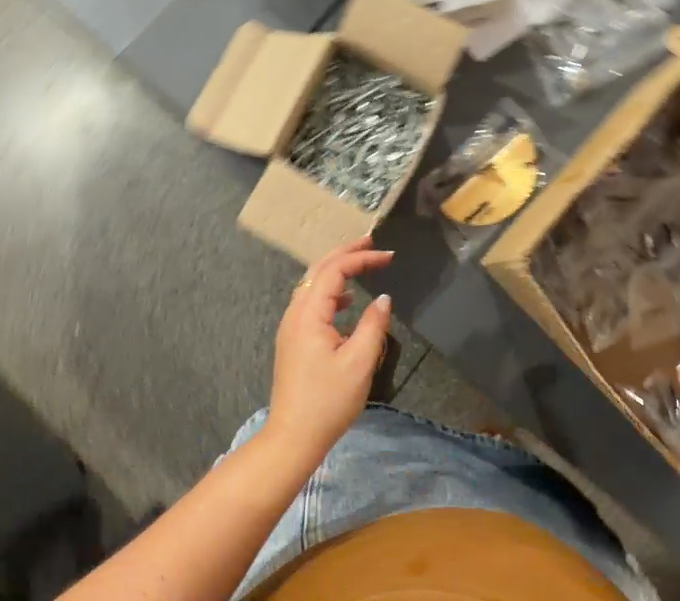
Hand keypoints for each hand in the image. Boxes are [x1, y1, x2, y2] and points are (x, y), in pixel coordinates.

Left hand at [267, 235, 394, 462]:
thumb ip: (373, 325)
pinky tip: (347, 302)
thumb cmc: (328, 401)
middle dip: (346, 253)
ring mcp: (291, 327)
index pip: (334, 270)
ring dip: (337, 270)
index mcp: (309, 314)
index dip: (361, 258)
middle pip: (319, 270)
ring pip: (313, 285)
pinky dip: (331, 292)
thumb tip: (383, 299)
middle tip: (372, 242)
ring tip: (362, 264)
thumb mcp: (359, 363)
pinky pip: (311, 302)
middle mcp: (295, 313)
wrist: (293, 436)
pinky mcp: (293, 340)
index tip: (389, 256)